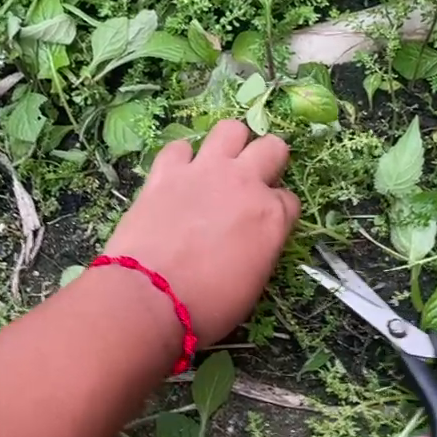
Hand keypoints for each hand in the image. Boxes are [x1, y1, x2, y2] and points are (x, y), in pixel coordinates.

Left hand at [102, 120, 300, 345]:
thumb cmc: (206, 306)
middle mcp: (244, 183)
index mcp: (272, 216)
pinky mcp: (166, 171)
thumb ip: (259, 248)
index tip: (264, 225)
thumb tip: (251, 239)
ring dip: (230, 144)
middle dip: (267, 160)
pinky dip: (180, 159)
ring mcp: (204, 171)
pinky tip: (177, 175)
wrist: (149, 298)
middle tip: (251, 181)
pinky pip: (179, 147)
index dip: (277, 211)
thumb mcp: (251, 284)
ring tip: (219, 165)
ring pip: (230, 130)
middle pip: (272, 147)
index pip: (288, 199)